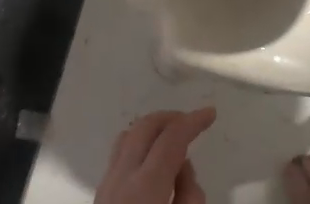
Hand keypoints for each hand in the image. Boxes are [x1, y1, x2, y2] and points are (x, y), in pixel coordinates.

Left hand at [93, 108, 214, 203]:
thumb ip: (189, 196)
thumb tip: (184, 167)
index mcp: (146, 185)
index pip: (171, 138)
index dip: (193, 121)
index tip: (210, 113)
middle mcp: (122, 175)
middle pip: (145, 127)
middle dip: (171, 117)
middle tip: (192, 123)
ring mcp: (106, 183)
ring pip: (128, 136)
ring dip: (152, 129)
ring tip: (172, 141)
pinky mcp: (99, 192)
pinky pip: (119, 154)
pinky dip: (138, 145)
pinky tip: (151, 163)